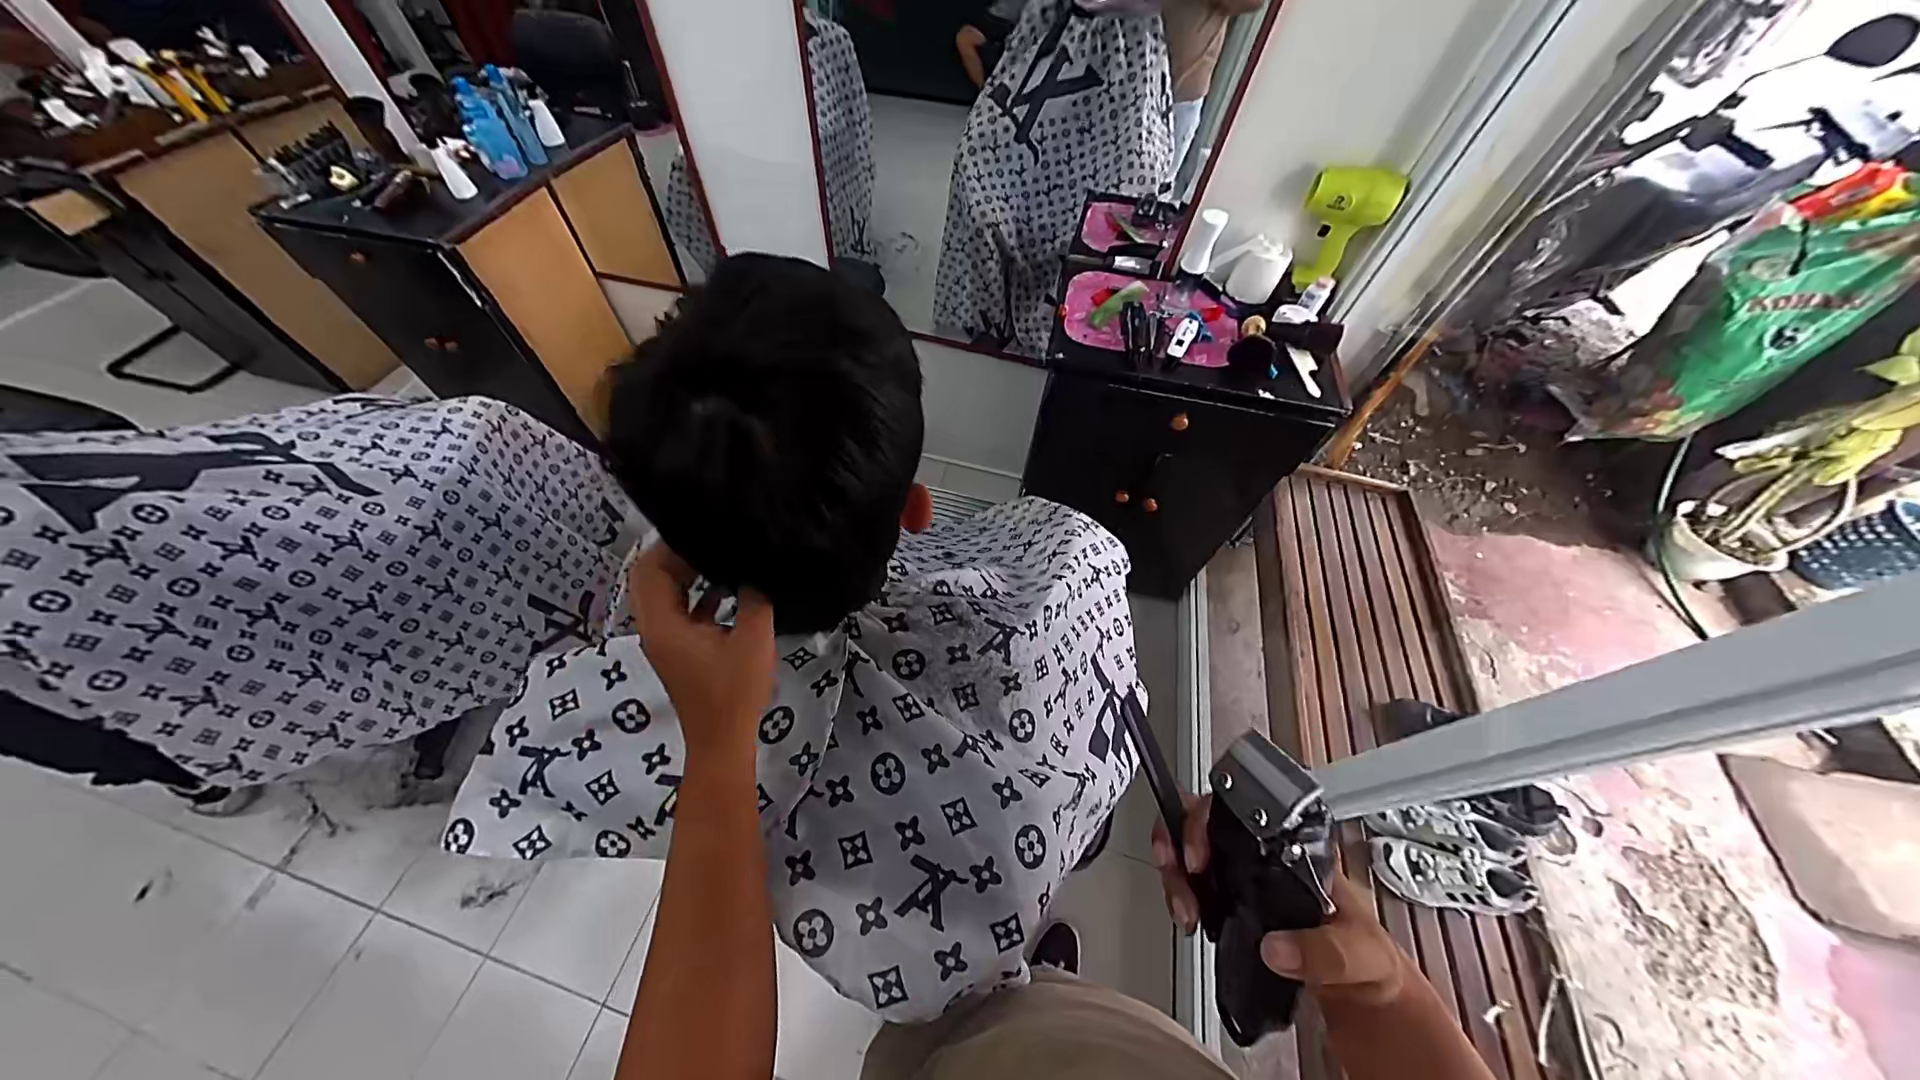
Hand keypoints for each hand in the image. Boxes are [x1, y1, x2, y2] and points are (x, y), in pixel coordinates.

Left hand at [629, 543, 775, 763]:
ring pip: (667, 596)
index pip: (649, 570)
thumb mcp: (753, 639)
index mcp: (663, 624)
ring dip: (688, 575)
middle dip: (679, 556)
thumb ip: (756, 597)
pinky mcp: (681, 651)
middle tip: (714, 538)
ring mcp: (667, 641)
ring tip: (723, 557)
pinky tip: (730, 587)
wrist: (723, 741)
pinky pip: (681, 612)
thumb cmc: (734, 691)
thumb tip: (758, 568)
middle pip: (653, 579)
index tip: (701, 528)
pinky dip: (698, 596)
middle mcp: (656, 629)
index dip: (669, 545)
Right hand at [1153, 796, 1405, 1005]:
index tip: (1197, 854)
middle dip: (1176, 840)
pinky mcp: (1226, 903)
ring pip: (1185, 848)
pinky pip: (1188, 885)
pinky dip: (1177, 895)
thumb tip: (1276, 947)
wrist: (1363, 997)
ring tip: (1185, 906)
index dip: (1205, 819)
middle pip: (1199, 821)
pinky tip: (1188, 916)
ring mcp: (1239, 876)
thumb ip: (1324, 952)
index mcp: (1289, 848)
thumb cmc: (1368, 962)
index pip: (1235, 808)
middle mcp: (1258, 853)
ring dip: (1173, 873)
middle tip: (1181, 870)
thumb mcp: (1361, 955)